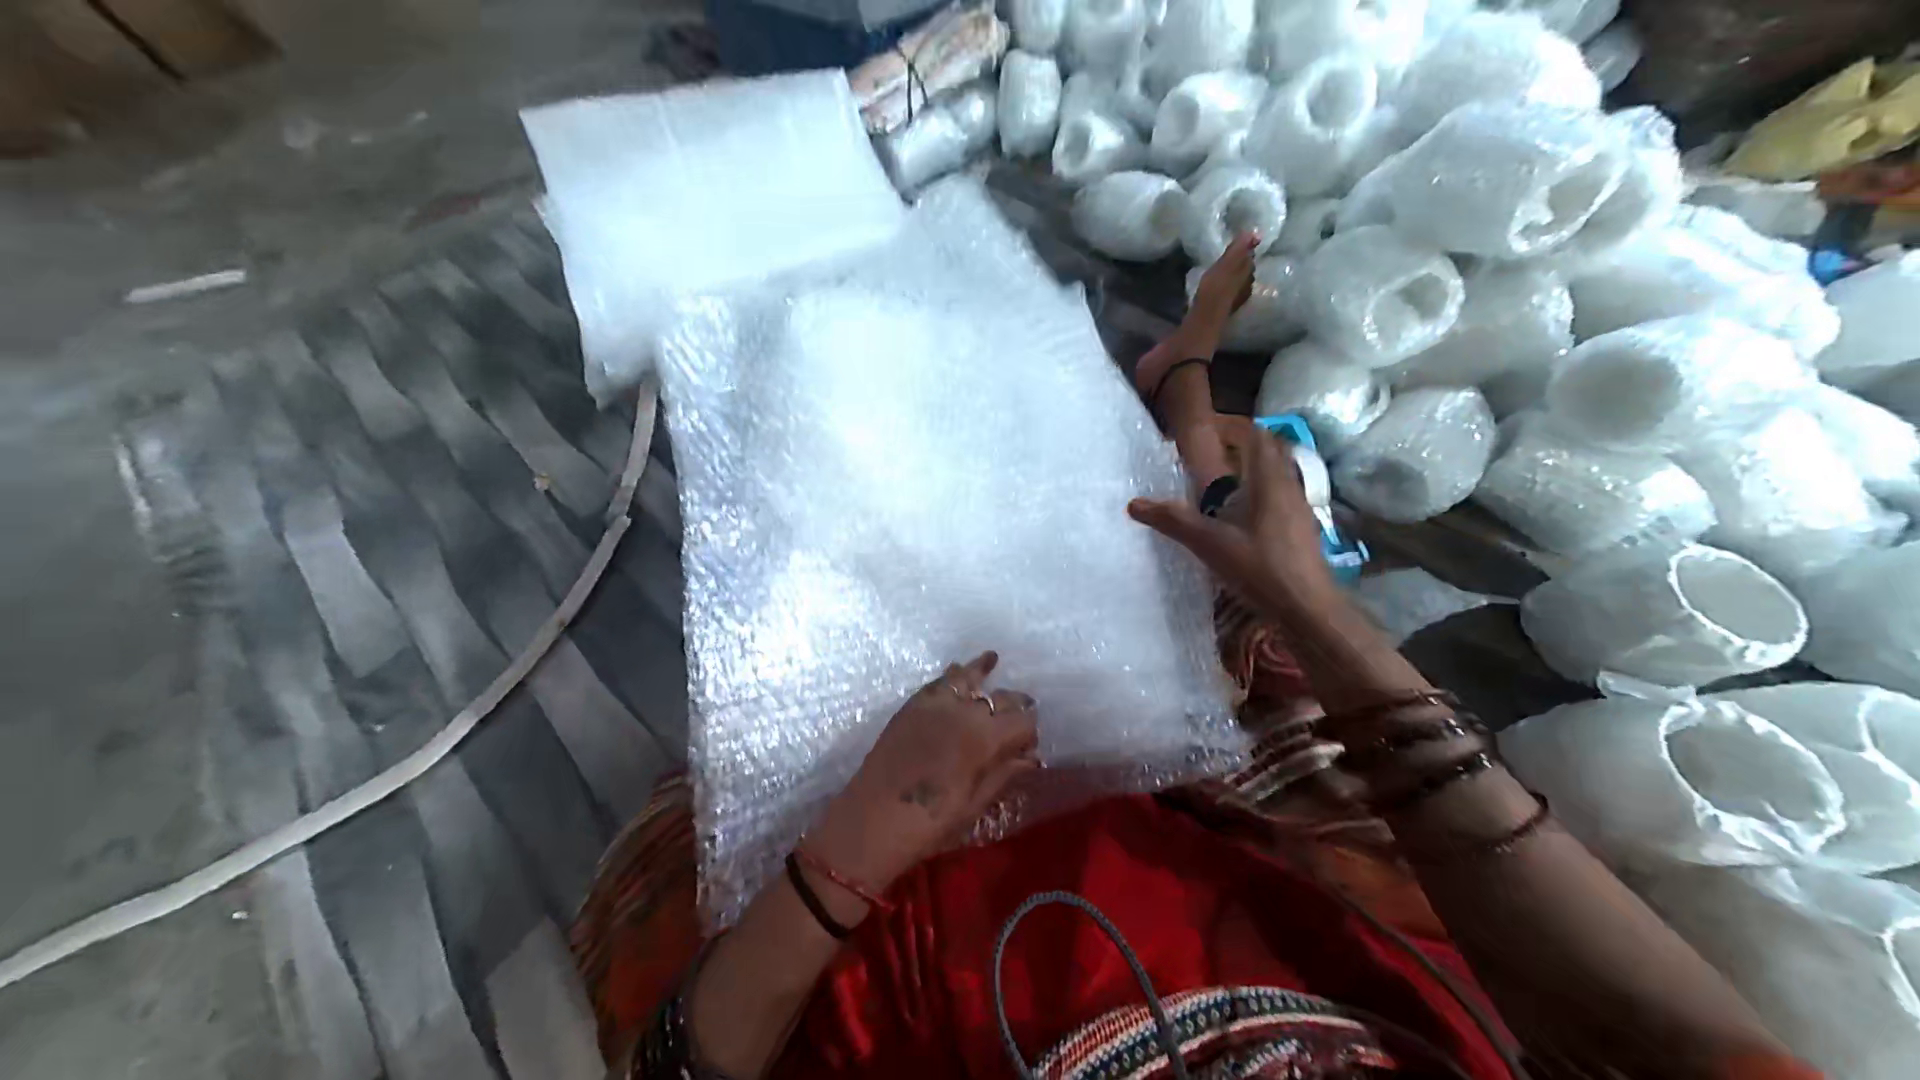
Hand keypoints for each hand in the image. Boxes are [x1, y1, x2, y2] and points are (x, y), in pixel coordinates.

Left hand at [807, 652, 1037, 891]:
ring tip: (992, 662)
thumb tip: (1030, 760)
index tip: (1029, 747)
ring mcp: (935, 704)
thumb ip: (1003, 774)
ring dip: (982, 674)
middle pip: (1000, 698)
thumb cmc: (929, 824)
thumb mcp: (973, 805)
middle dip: (1014, 706)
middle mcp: (964, 711)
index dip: (1030, 733)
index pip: (1022, 722)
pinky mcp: (912, 705)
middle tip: (1018, 716)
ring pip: (967, 677)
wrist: (871, 822)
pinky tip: (958, 668)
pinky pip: (938, 681)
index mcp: (985, 738)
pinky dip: (951, 674)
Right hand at [1127, 426, 1336, 612]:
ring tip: (1224, 485)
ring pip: (1278, 475)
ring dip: (1254, 471)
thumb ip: (1173, 521)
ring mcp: (1300, 509)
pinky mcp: (1302, 529)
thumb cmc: (1260, 569)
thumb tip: (1134, 504)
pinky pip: (1281, 497)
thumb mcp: (1209, 544)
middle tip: (1213, 454)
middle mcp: (1289, 488)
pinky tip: (1243, 519)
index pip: (1257, 436)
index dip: (1234, 427)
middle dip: (1244, 446)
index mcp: (1268, 482)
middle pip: (1271, 451)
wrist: (1307, 608)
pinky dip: (1261, 495)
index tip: (1208, 431)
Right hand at [1187, 231, 1259, 330]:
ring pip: (1237, 284)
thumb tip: (1256, 231)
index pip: (1249, 258)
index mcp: (1247, 274)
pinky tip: (1217, 290)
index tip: (1237, 245)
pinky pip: (1228, 295)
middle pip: (1245, 271)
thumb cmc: (1214, 290)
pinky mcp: (1224, 311)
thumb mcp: (1226, 265)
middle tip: (1228, 258)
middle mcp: (1246, 286)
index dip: (1244, 251)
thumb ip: (1239, 249)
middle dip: (1239, 265)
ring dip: (1231, 278)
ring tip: (1222, 273)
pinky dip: (1225, 290)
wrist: (1204, 320)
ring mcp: (1236, 300)